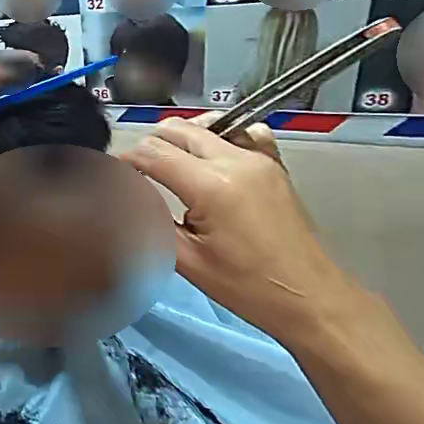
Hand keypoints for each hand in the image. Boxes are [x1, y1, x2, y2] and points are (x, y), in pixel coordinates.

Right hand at [121, 116, 359, 339]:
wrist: (309, 297)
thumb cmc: (248, 288)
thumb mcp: (188, 262)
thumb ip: (151, 224)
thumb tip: (123, 202)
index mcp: (210, 186)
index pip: (152, 153)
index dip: (125, 160)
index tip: (113, 174)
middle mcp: (235, 160)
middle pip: (176, 129)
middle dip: (150, 146)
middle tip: (137, 173)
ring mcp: (258, 157)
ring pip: (207, 125)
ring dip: (182, 138)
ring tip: (170, 165)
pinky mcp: (274, 163)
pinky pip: (242, 131)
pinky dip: (220, 137)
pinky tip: (213, 159)